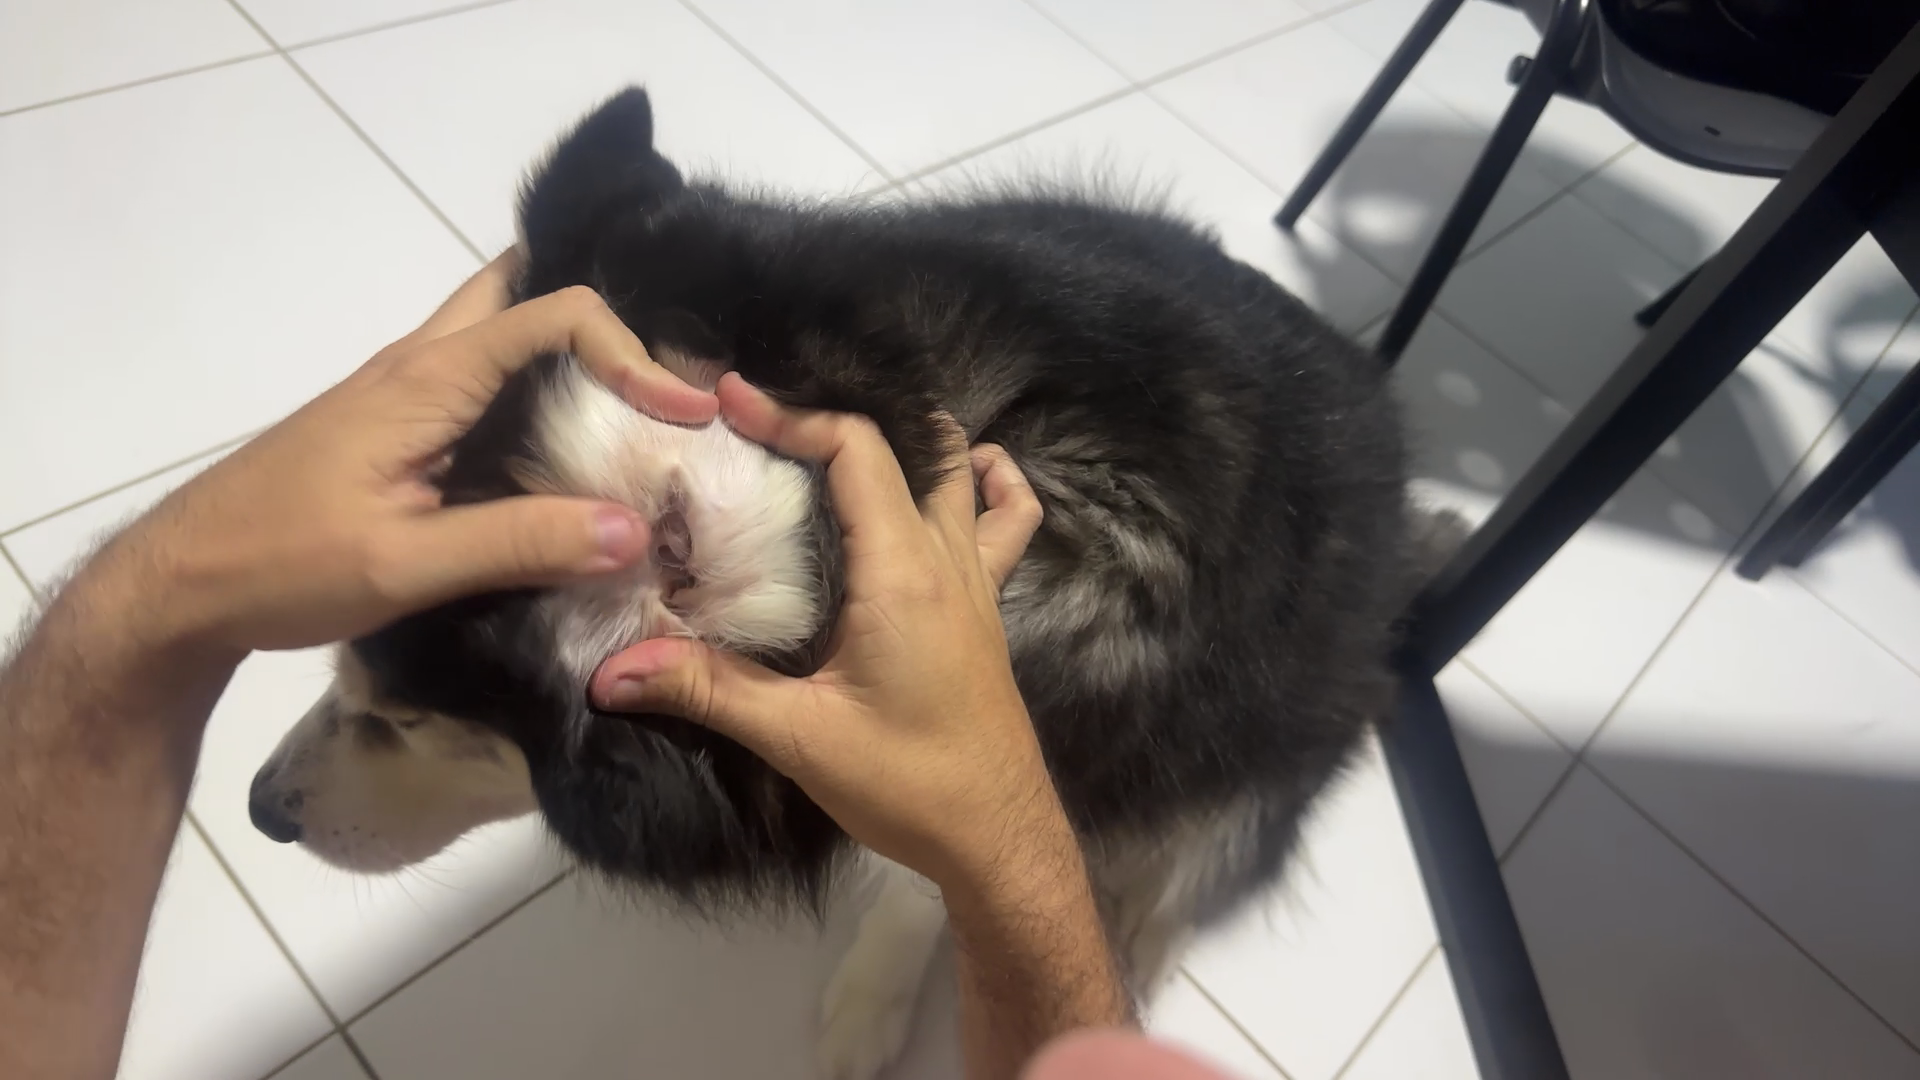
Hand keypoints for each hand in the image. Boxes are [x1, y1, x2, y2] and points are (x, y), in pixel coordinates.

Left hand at [95, 252, 717, 661]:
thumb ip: (521, 542)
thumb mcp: (403, 563)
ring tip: (650, 395)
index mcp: (430, 378)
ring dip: (582, 347)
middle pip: (525, 290)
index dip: (633, 355)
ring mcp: (421, 394)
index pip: (554, 317)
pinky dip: (556, 389)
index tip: (687, 413)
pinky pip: (501, 381)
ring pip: (511, 329)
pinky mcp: (418, 428)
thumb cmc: (278, 565)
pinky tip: (589, 437)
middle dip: (605, 313)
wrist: (178, 589)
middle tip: (670, 365)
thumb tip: (638, 530)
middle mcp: (428, 365)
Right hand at [590, 376, 1050, 889]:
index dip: (796, 415)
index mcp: (902, 573)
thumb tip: (608, 672)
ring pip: (967, 476)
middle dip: (841, 420)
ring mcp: (979, 578)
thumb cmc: (908, 784)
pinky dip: (989, 485)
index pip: (858, 452)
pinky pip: (1009, 522)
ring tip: (852, 441)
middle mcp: (949, 558)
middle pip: (911, 449)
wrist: (997, 832)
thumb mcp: (801, 739)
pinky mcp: (988, 604)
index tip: (734, 404)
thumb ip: (709, 691)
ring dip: (918, 443)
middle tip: (774, 422)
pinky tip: (960, 483)